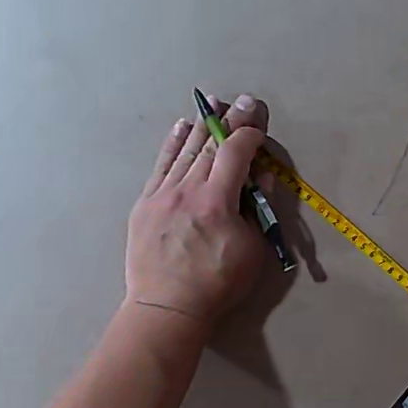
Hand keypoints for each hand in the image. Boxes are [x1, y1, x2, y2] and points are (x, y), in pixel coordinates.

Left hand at [125, 94, 273, 324]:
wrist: (167, 308)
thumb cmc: (217, 284)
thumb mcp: (252, 251)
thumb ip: (258, 210)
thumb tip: (262, 177)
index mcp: (217, 200)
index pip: (236, 153)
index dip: (250, 133)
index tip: (259, 121)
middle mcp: (188, 189)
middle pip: (211, 146)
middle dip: (228, 120)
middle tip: (240, 100)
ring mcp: (162, 194)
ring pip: (185, 151)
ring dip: (201, 126)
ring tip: (212, 103)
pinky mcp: (146, 204)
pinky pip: (160, 165)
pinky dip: (172, 144)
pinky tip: (181, 128)